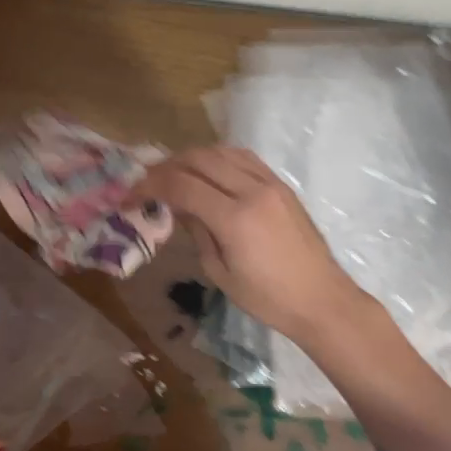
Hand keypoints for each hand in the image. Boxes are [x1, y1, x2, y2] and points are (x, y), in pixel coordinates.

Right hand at [133, 146, 365, 341]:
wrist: (320, 299)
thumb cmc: (266, 298)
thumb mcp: (219, 272)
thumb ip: (197, 232)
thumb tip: (178, 207)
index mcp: (235, 219)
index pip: (182, 186)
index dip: (150, 186)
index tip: (130, 196)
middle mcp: (253, 191)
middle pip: (199, 159)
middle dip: (166, 167)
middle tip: (147, 182)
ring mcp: (271, 184)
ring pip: (222, 151)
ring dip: (192, 157)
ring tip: (173, 173)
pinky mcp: (281, 185)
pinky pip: (244, 158)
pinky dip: (218, 158)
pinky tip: (206, 172)